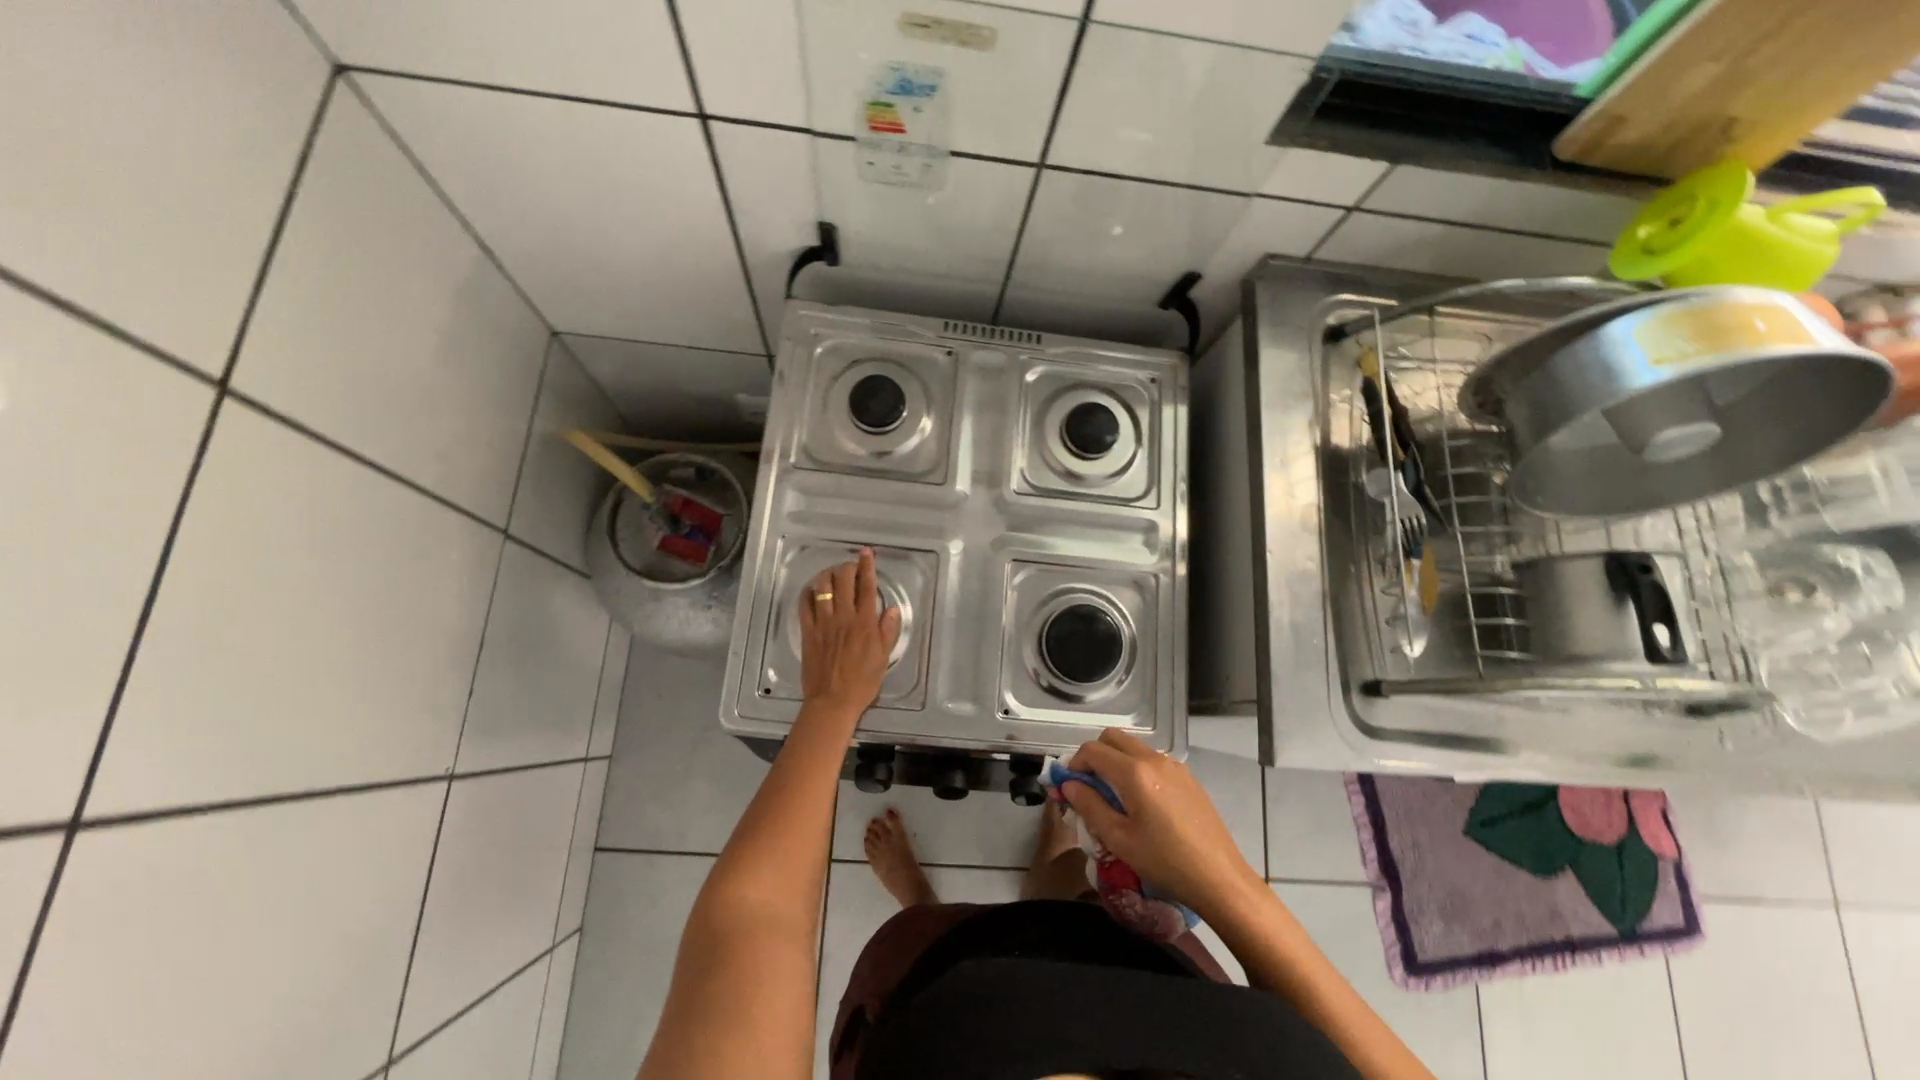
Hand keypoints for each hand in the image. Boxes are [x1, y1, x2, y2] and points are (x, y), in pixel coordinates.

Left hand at [799, 549, 902, 718]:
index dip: (867, 567)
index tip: (866, 553)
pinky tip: (811, 590)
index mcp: (865, 622)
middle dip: (847, 567)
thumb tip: (892, 609)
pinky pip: (805, 605)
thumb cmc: (863, 682)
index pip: (867, 587)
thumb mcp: (883, 657)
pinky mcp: (807, 632)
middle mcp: (844, 617)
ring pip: (822, 588)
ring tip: (832, 573)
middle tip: (850, 565)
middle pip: (843, 581)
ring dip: (827, 575)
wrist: (833, 700)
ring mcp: (823, 623)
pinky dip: (808, 593)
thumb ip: (888, 631)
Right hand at [1061, 729, 1260, 912]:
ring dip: (1116, 761)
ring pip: (1134, 748)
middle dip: (1094, 756)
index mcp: (1134, 772)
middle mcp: (1155, 759)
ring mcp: (1175, 766)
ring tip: (1113, 798)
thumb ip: (1090, 806)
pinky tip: (1141, 804)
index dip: (1074, 764)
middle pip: (1114, 738)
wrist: (1219, 877)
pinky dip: (1136, 770)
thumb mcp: (1119, 839)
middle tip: (1088, 786)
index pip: (1093, 750)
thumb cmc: (1165, 861)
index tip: (1069, 787)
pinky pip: (1153, 762)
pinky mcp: (1188, 779)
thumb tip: (1070, 785)